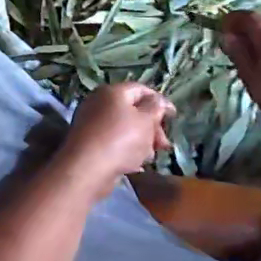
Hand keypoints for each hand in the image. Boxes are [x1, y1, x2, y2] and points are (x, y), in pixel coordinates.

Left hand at [54, 82, 174, 189]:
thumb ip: (156, 107)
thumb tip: (157, 101)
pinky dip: (127, 150)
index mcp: (113, 92)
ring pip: (125, 128)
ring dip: (142, 141)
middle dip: (152, 127)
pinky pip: (114, 142)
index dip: (160, 101)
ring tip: (150, 157)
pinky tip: (135, 165)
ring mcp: (92, 123)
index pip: (141, 89)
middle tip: (164, 144)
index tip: (173, 116)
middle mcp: (99, 103)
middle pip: (133, 110)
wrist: (87, 170)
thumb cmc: (121, 140)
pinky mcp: (89, 143)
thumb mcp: (146, 120)